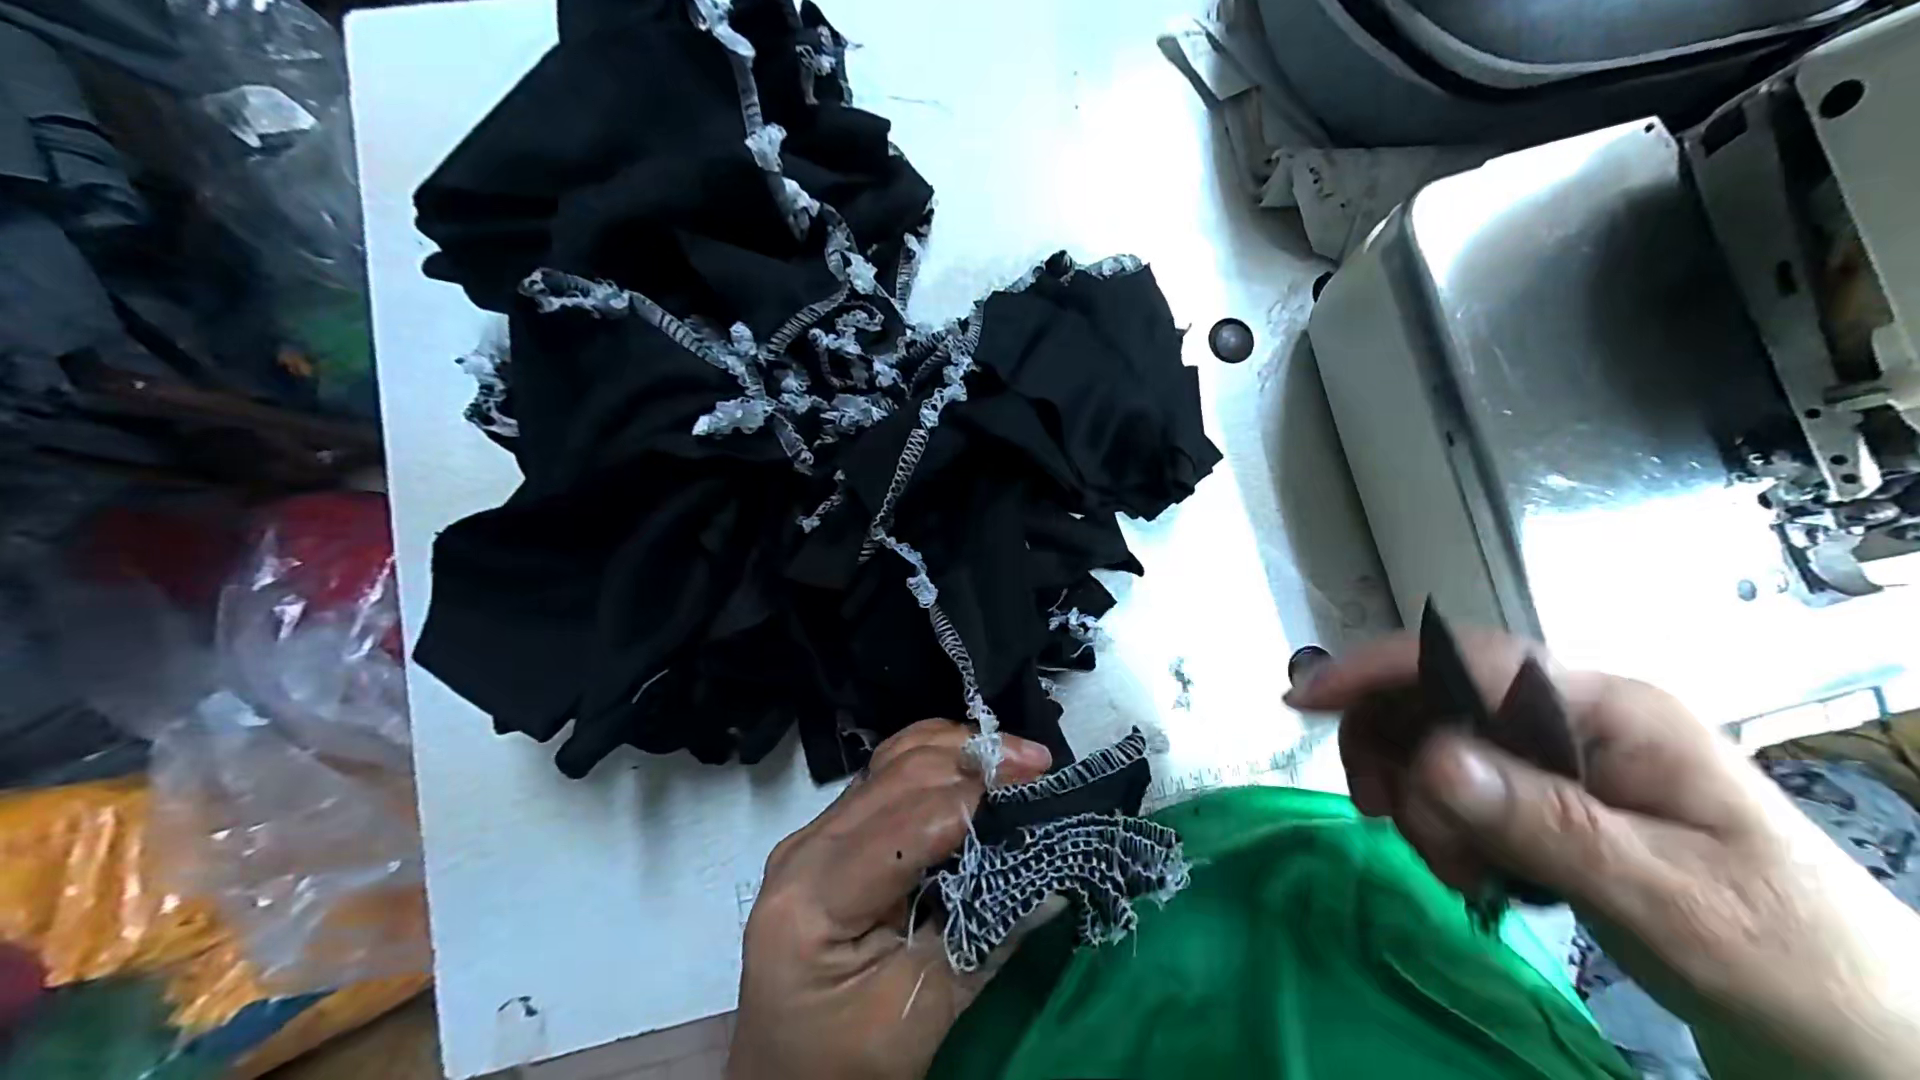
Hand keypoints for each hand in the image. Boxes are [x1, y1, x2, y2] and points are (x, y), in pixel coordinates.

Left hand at [728, 720, 1053, 1079]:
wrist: (784, 1077)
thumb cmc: (846, 1061)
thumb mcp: (919, 1014)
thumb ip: (981, 936)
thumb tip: (1044, 867)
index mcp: (814, 896)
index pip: (905, 825)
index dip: (974, 796)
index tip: (1038, 782)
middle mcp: (806, 847)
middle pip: (897, 778)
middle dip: (972, 759)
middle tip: (1038, 762)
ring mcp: (813, 835)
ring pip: (890, 762)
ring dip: (955, 749)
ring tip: (1013, 754)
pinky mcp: (829, 835)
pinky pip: (882, 776)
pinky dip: (931, 759)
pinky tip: (968, 758)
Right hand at [1289, 631, 1919, 1079]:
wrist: (1857, 1030)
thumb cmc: (1789, 958)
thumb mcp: (1672, 901)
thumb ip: (1550, 824)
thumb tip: (1430, 760)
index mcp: (1610, 708)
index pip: (1468, 658)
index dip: (1377, 668)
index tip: (1304, 699)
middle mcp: (1568, 712)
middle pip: (1431, 699)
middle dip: (1393, 755)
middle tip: (1387, 819)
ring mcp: (1550, 751)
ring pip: (1427, 742)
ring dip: (1415, 800)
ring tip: (1454, 866)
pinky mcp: (1537, 789)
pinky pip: (1446, 783)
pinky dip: (1433, 821)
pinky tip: (1464, 864)